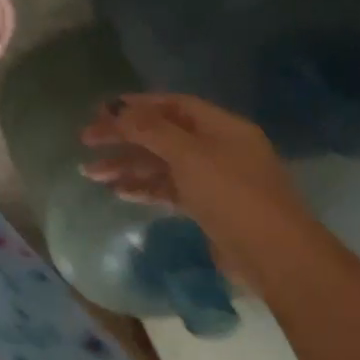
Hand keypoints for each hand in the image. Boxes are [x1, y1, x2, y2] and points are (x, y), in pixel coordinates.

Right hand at [80, 93, 317, 289]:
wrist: (273, 254)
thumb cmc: (232, 195)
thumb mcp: (188, 155)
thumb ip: (150, 130)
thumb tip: (116, 108)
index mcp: (222, 128)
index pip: (174, 105)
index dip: (137, 105)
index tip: (99, 111)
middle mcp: (219, 148)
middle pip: (162, 134)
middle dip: (123, 136)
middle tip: (86, 140)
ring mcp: (214, 178)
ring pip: (161, 163)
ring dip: (126, 165)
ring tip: (91, 174)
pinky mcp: (207, 206)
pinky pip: (167, 188)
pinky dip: (142, 188)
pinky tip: (119, 193)